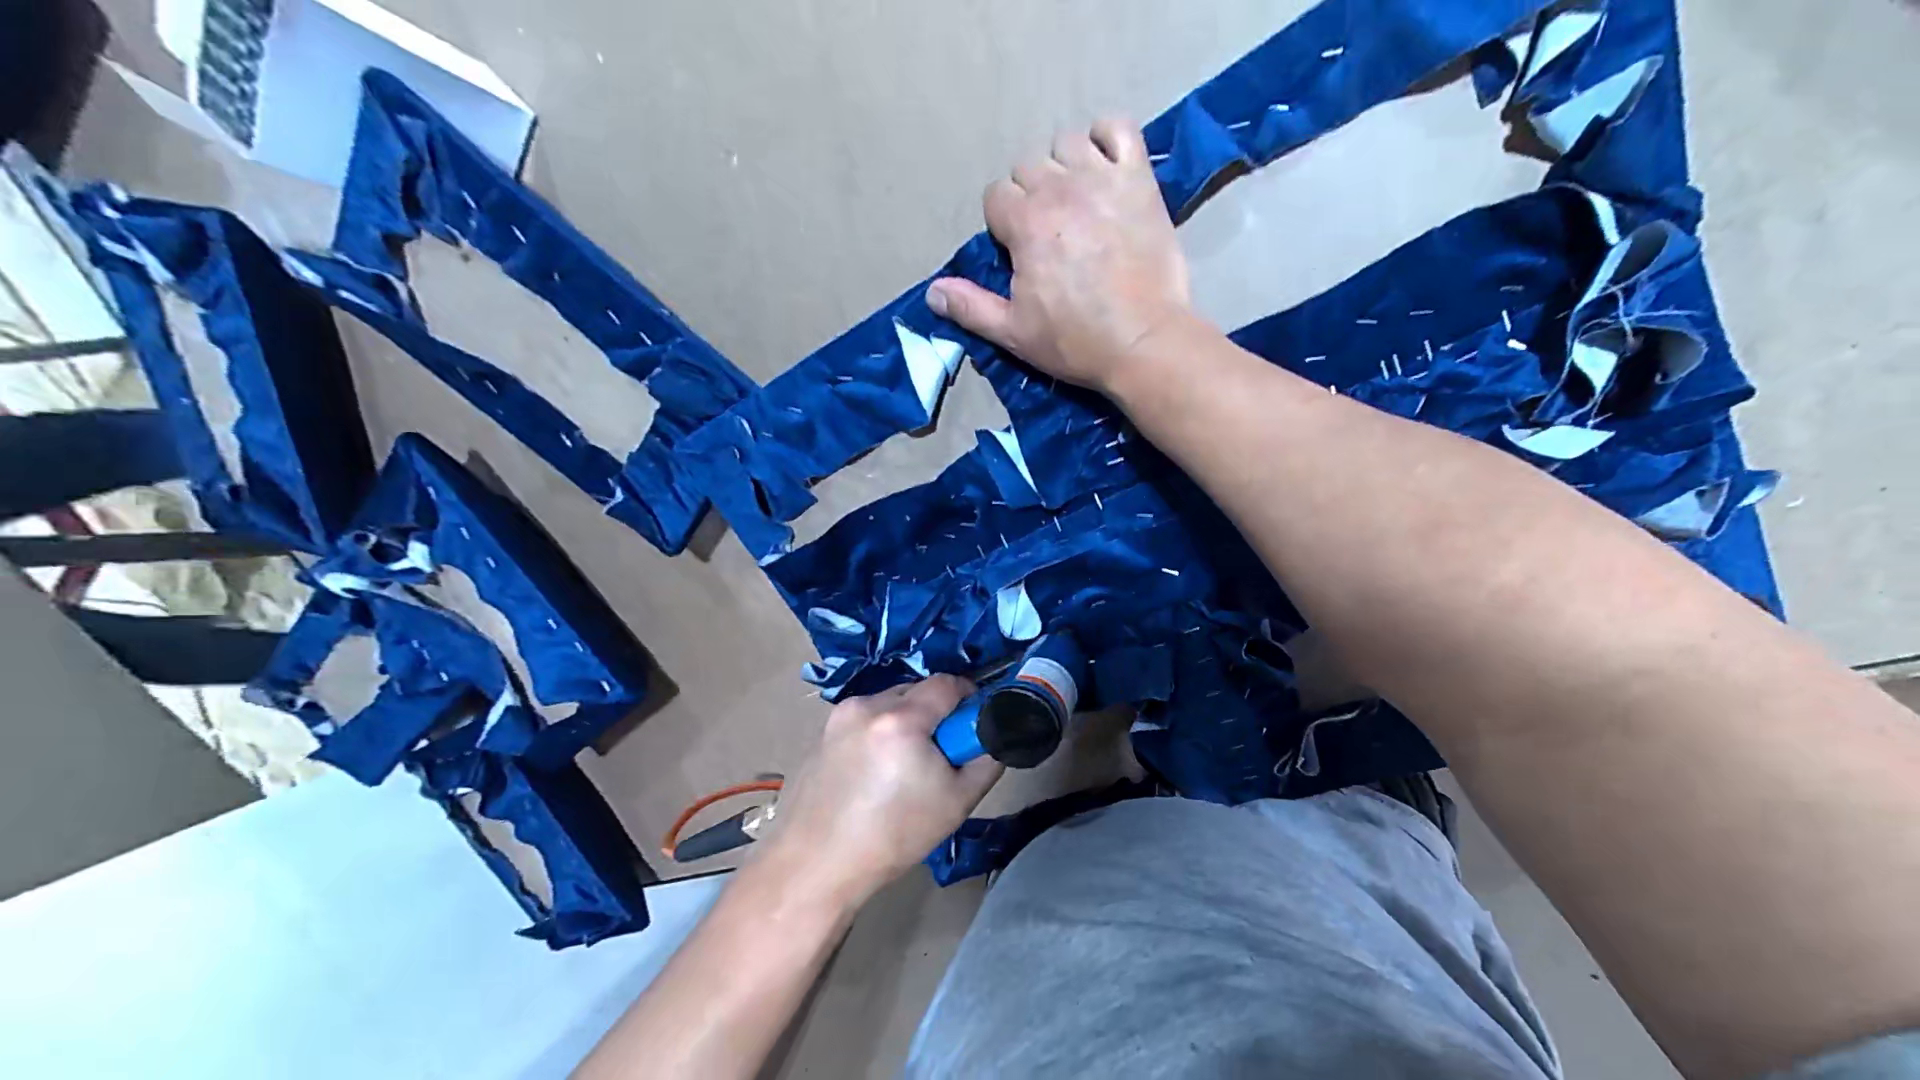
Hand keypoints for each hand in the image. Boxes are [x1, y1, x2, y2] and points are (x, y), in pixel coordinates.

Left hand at [755, 676, 1001, 909]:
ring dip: (905, 723)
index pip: (947, 683)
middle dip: (935, 714)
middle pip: (916, 691)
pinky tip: (873, 776)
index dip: (969, 697)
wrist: (815, 866)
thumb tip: (995, 734)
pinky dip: (879, 735)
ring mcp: (838, 717)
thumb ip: (986, 758)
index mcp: (900, 718)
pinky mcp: (822, 732)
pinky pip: (864, 720)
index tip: (972, 724)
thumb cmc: (892, 837)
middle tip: (939, 755)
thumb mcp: (957, 802)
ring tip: (903, 770)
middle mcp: (866, 705)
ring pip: (889, 704)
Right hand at [926, 116, 1198, 394]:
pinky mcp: (1139, 179)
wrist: (1143, 341)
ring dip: (1064, 167)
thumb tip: (932, 291)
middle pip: (1027, 167)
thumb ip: (971, 307)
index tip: (1018, 252)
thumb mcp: (1013, 332)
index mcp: (1025, 223)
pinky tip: (1104, 166)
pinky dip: (1107, 138)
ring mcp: (1102, 178)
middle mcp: (1060, 189)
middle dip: (1029, 196)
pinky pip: (1117, 128)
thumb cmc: (1075, 341)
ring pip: (1066, 143)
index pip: (995, 196)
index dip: (1002, 224)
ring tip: (1075, 203)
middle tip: (1048, 235)